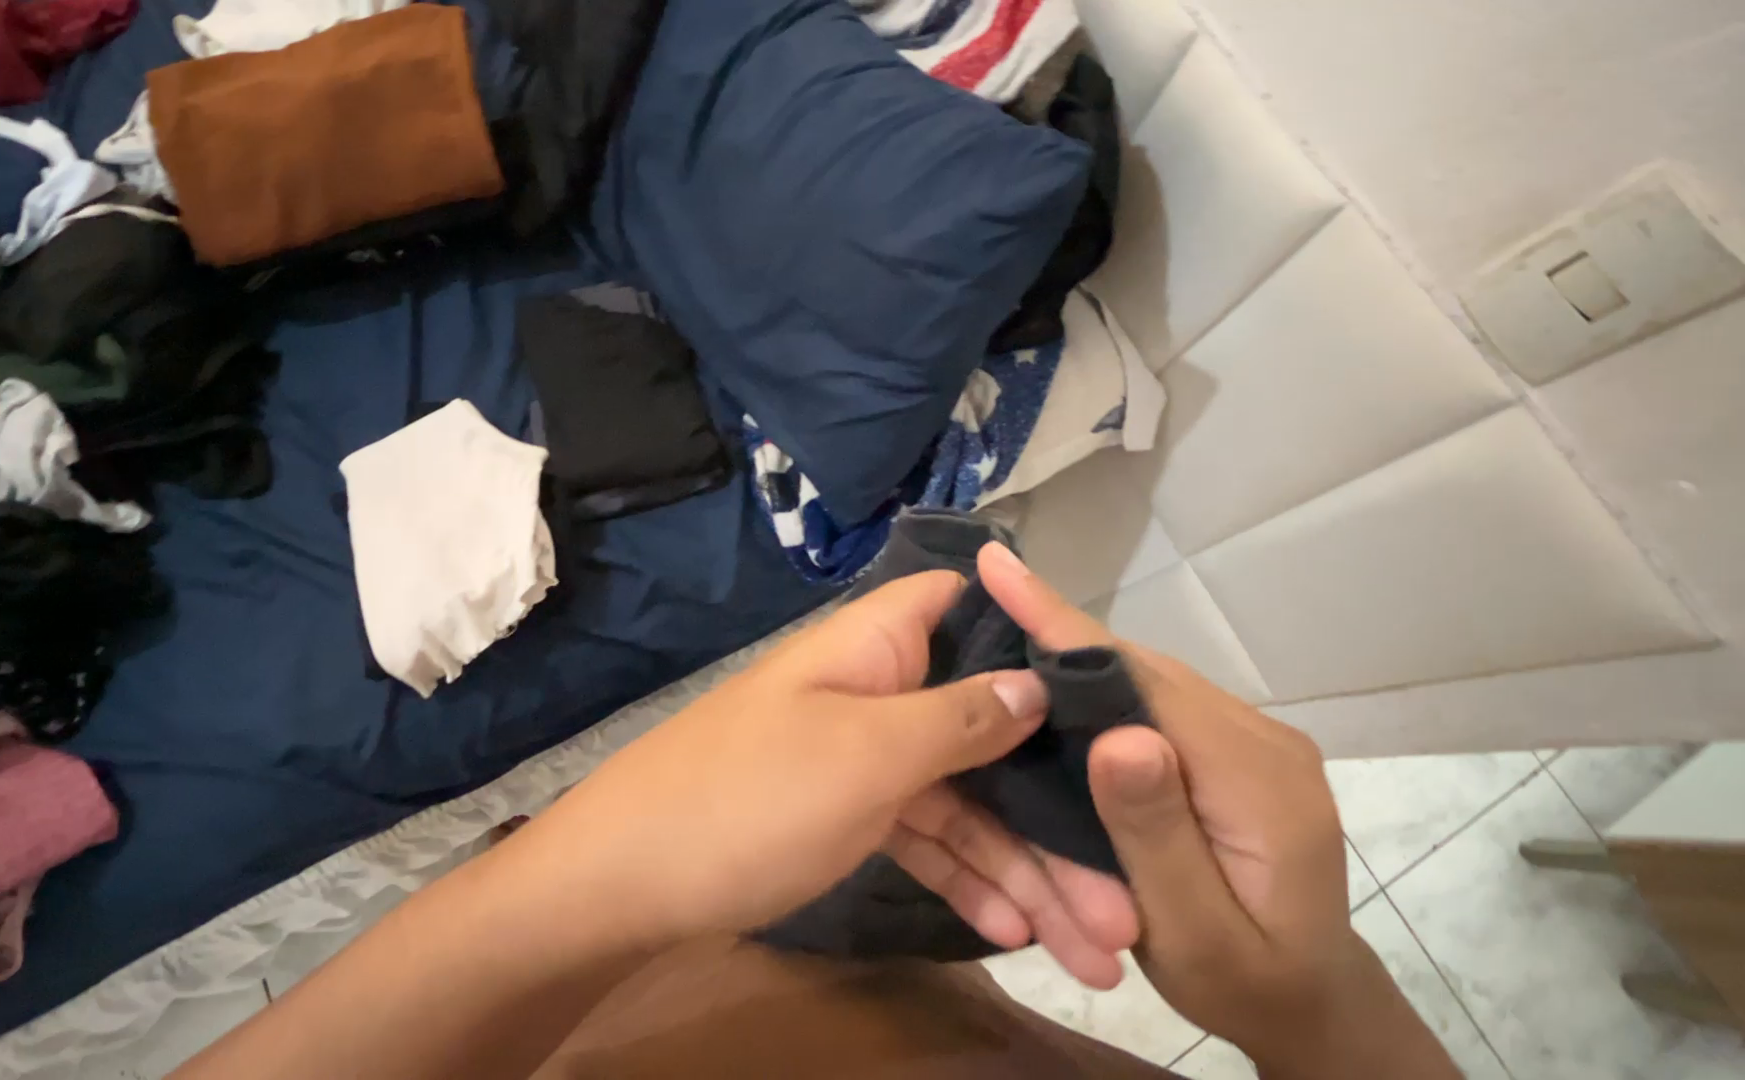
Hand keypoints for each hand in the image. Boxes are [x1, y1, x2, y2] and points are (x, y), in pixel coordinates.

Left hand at [507, 569, 1134, 978]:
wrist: (628, 881)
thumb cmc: (752, 797)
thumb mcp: (867, 754)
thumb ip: (958, 717)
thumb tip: (1037, 679)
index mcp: (876, 644)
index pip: (965, 606)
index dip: (1031, 634)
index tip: (1106, 694)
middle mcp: (877, 689)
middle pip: (985, 727)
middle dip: (1053, 808)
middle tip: (1125, 900)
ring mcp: (862, 755)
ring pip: (961, 797)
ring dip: (1023, 865)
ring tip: (1099, 948)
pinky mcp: (847, 813)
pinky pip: (922, 836)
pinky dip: (964, 878)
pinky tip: (1012, 930)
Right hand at [976, 543, 1456, 1077]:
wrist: (1313, 1003)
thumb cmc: (1245, 982)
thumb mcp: (1193, 931)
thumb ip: (1158, 835)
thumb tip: (1116, 735)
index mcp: (1253, 778)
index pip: (1140, 683)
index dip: (1062, 625)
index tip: (998, 567)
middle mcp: (1259, 736)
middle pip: (1141, 669)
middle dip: (1059, 632)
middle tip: (981, 599)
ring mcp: (1252, 737)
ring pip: (1146, 677)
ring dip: (1075, 657)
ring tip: (1005, 632)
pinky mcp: (1235, 746)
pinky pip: (1158, 698)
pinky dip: (1100, 685)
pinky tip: (1059, 689)